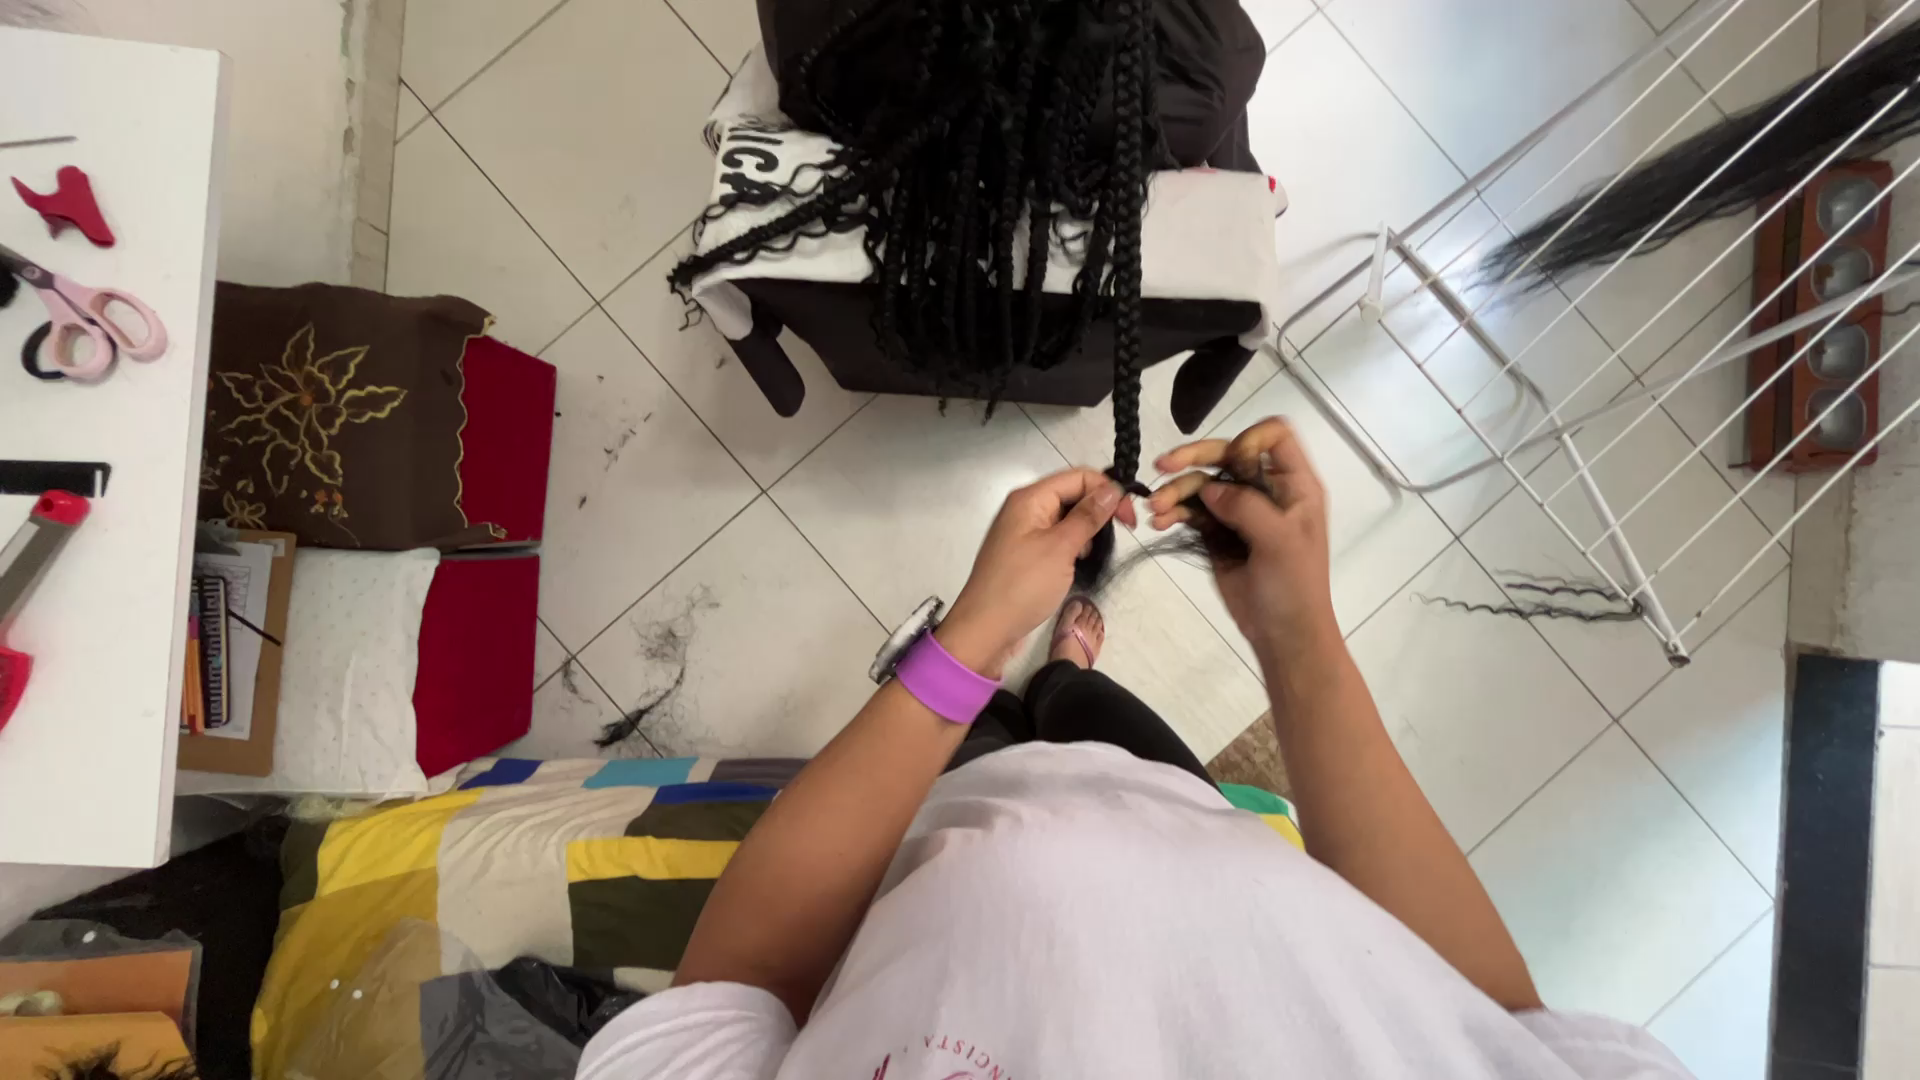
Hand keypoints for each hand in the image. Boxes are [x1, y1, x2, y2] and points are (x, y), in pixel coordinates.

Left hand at [936, 467, 1136, 677]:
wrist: (985, 629)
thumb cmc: (1023, 586)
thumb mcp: (1060, 548)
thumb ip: (1087, 516)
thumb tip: (1112, 489)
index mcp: (1030, 498)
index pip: (1078, 477)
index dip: (1107, 490)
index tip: (1130, 519)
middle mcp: (1025, 508)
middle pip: (1072, 494)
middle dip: (1098, 510)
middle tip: (1121, 535)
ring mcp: (1024, 531)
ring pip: (1066, 517)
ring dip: (1086, 530)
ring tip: (1091, 553)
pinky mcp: (1026, 553)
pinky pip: (1056, 538)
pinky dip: (1072, 545)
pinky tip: (1077, 562)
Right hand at [1147, 417, 1336, 665]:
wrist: (1282, 632)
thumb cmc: (1294, 586)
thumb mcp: (1279, 542)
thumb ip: (1246, 507)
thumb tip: (1209, 487)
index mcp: (1293, 485)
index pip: (1274, 437)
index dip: (1249, 438)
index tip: (1228, 461)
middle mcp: (1265, 490)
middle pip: (1227, 455)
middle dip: (1194, 458)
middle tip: (1163, 466)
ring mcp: (1238, 511)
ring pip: (1202, 484)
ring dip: (1175, 491)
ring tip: (1154, 509)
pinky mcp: (1217, 532)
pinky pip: (1191, 511)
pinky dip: (1173, 513)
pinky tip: (1159, 523)